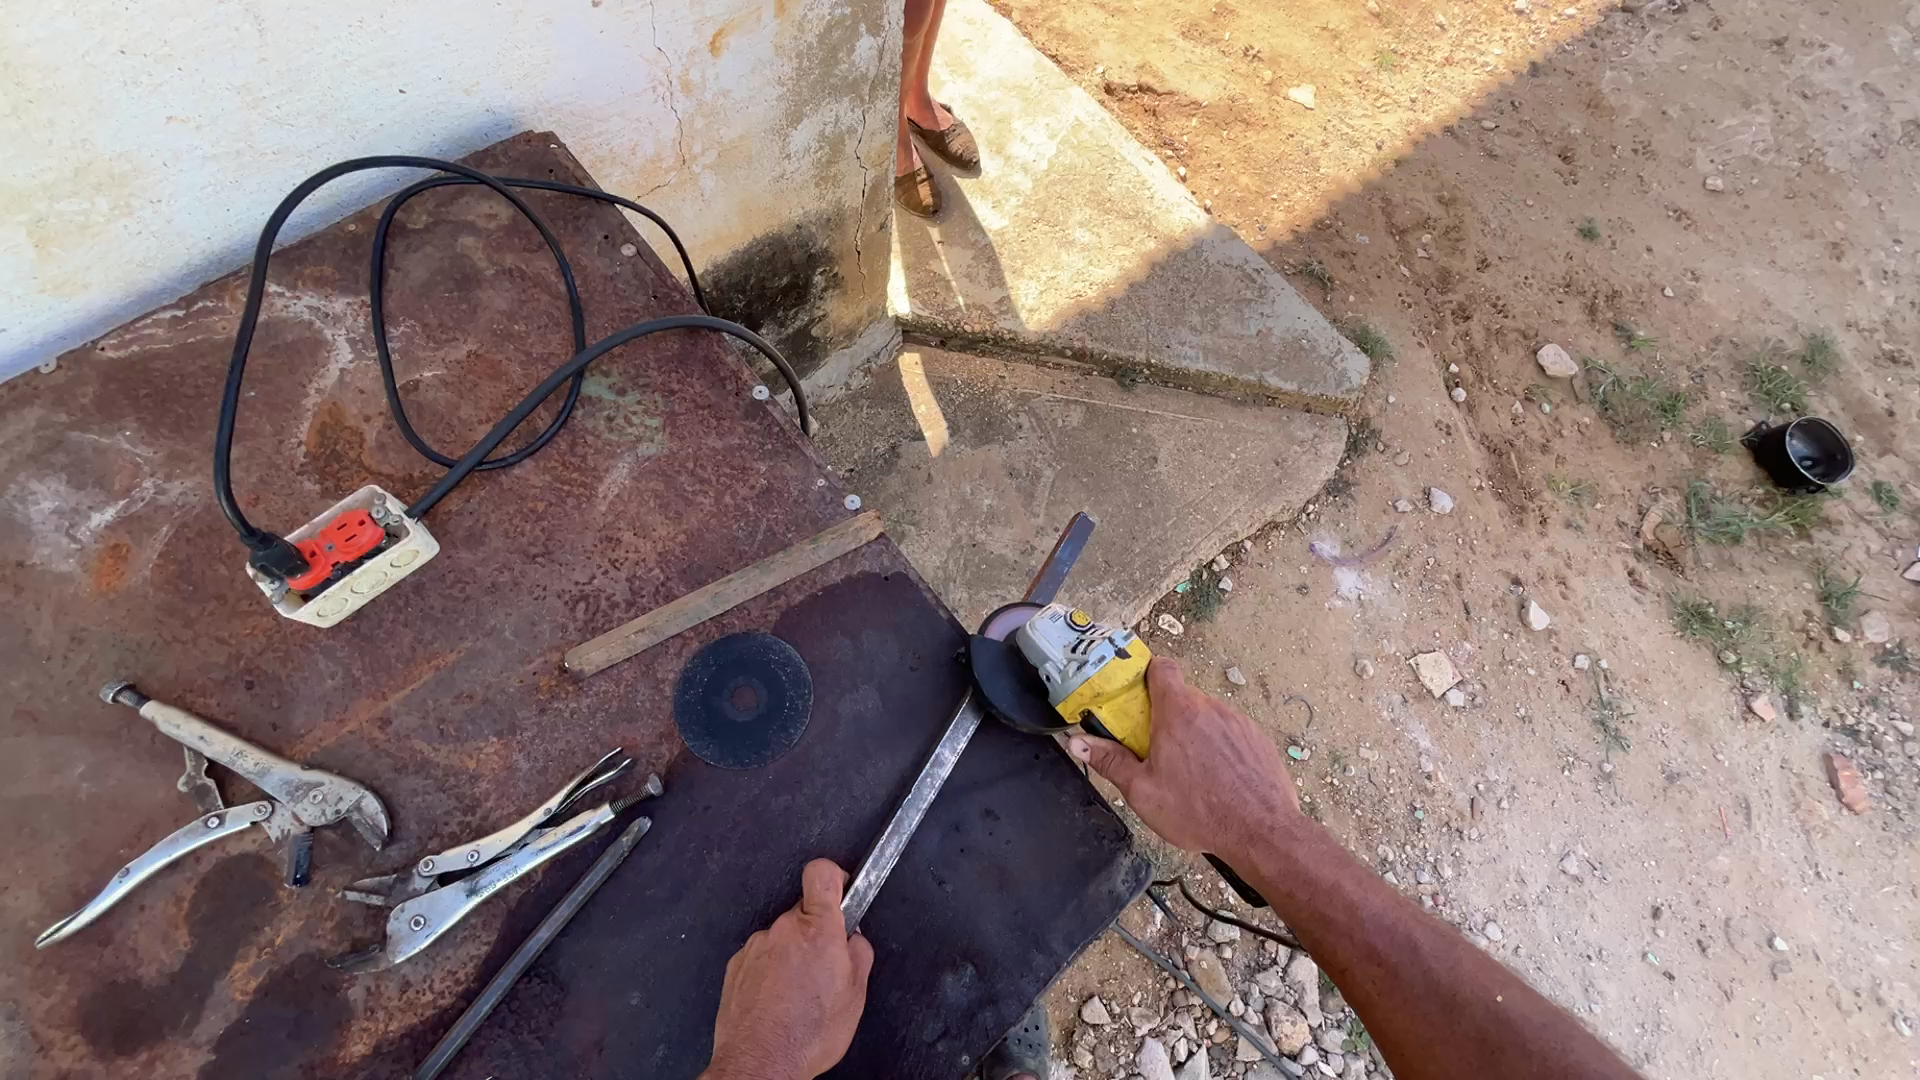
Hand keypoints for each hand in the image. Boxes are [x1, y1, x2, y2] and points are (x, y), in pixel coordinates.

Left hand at [703, 859, 875, 1079]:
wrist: (759, 1067)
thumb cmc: (806, 1035)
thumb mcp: (855, 995)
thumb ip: (860, 953)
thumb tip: (853, 939)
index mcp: (818, 928)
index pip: (822, 872)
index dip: (833, 877)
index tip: (839, 891)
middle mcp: (784, 928)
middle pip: (804, 911)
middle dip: (815, 932)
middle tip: (822, 967)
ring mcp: (757, 945)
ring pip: (783, 937)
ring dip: (791, 955)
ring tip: (797, 994)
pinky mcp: (737, 964)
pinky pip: (762, 956)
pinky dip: (770, 971)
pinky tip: (777, 1001)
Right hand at [1070, 657, 1302, 864]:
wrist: (1262, 833)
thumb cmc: (1200, 812)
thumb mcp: (1142, 791)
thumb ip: (1109, 761)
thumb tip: (1077, 742)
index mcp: (1177, 712)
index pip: (1161, 668)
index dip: (1148, 674)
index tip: (1137, 694)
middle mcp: (1209, 708)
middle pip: (1181, 698)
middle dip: (1166, 717)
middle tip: (1157, 748)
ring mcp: (1237, 722)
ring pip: (1206, 717)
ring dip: (1194, 734)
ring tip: (1189, 772)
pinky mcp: (1257, 740)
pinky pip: (1230, 734)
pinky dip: (1220, 749)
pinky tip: (1217, 779)